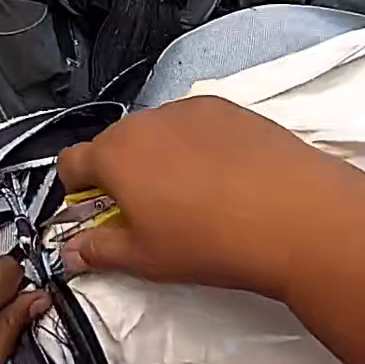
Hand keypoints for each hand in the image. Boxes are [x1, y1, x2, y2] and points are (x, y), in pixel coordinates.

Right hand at [56, 96, 364, 296]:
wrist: (295, 215)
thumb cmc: (209, 242)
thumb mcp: (146, 258)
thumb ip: (99, 250)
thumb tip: (70, 253)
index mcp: (112, 156)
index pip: (69, 162)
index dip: (75, 188)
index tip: (97, 208)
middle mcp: (140, 122)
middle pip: (112, 144)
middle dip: (120, 171)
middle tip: (151, 206)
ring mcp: (182, 109)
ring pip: (152, 131)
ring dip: (157, 154)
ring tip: (194, 190)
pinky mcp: (220, 105)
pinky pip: (190, 122)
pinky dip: (194, 141)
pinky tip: (225, 171)